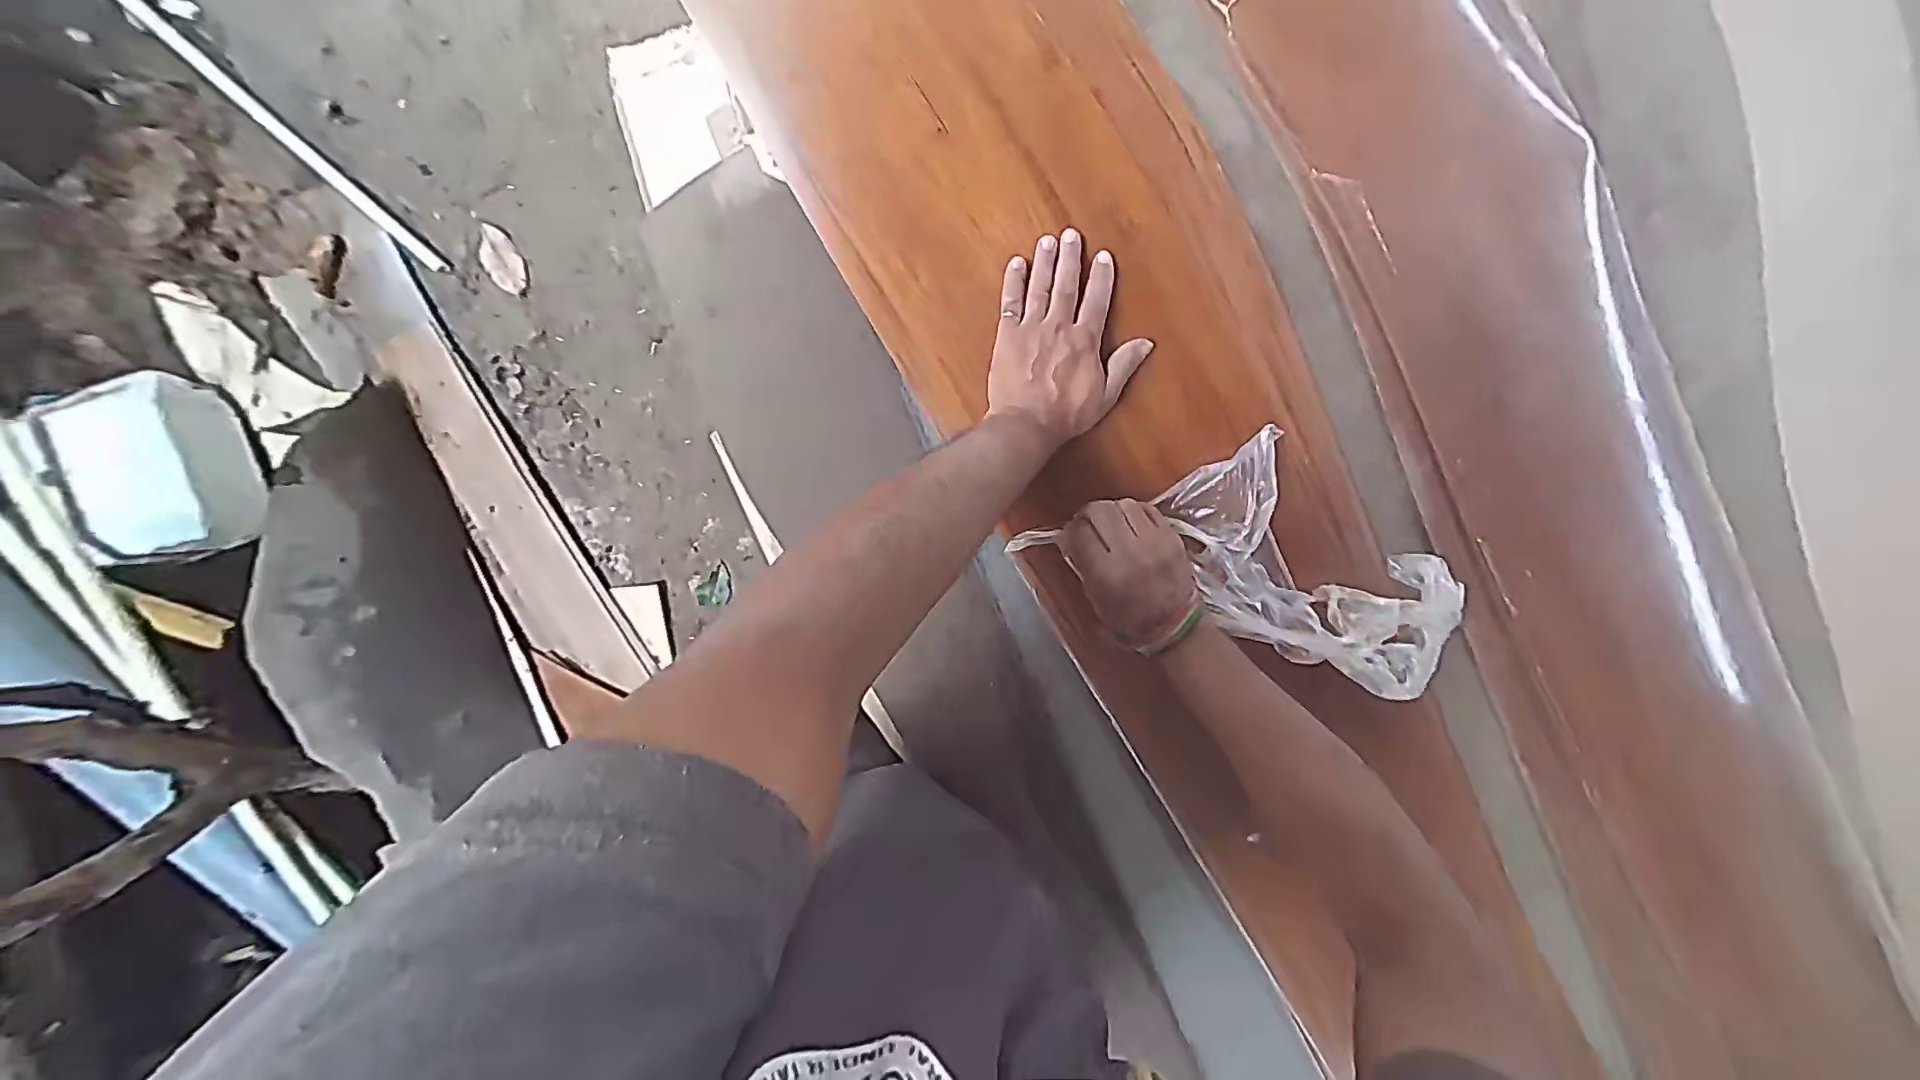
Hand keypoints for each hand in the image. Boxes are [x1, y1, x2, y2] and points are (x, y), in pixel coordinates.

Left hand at [986, 229, 1154, 444]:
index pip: (1097, 300)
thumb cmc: (1066, 414)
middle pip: (1067, 285)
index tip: (1103, 257)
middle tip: (1072, 235)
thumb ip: (1124, 365)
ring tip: (1048, 241)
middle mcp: (1059, 327)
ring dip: (1045, 262)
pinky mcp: (1007, 336)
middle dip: (1071, 258)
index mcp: (1085, 340)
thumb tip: (1146, 342)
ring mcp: (1031, 328)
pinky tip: (1017, 265)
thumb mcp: (1105, 395)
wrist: (1026, 424)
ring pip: (1040, 288)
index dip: (1102, 276)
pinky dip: (1014, 282)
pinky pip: (1010, 302)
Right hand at [1061, 499, 1200, 650]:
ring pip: (1123, 504)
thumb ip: (1082, 565)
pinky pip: (1146, 508)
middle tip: (1087, 525)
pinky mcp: (1172, 536)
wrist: (1176, 627)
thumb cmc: (1130, 621)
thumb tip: (1070, 538)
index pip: (1078, 532)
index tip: (1070, 536)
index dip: (1069, 531)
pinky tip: (1131, 524)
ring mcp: (1154, 541)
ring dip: (1112, 511)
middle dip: (1087, 515)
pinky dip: (1134, 512)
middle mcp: (1130, 552)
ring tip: (1111, 525)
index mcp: (1106, 573)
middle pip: (1098, 510)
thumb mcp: (1095, 599)